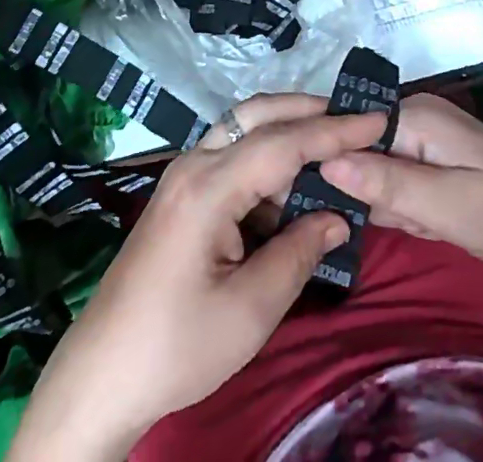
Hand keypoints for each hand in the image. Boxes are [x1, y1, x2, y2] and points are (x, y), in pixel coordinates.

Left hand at [6, 96, 386, 461]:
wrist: (103, 372)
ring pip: (241, 135)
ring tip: (336, 156)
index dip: (333, 130)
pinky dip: (266, 165)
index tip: (378, 119)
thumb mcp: (251, 308)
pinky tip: (293, 190)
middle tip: (356, 122)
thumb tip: (336, 218)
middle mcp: (191, 167)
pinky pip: (230, 162)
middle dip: (307, 111)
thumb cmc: (178, 345)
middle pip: (255, 118)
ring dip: (287, 138)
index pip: (282, 142)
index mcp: (207, 188)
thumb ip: (299, 253)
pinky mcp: (180, 198)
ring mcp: (181, 180)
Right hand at [319, 93, 482, 278]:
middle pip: (356, 151)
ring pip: (374, 173)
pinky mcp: (432, 161)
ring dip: (394, 206)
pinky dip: (409, 208)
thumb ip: (384, 183)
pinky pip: (396, 182)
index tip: (342, 204)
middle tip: (412, 217)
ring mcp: (423, 139)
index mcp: (414, 114)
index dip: (333, 165)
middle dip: (372, 194)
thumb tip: (323, 160)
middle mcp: (413, 117)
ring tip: (431, 221)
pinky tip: (436, 221)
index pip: (343, 128)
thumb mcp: (447, 206)